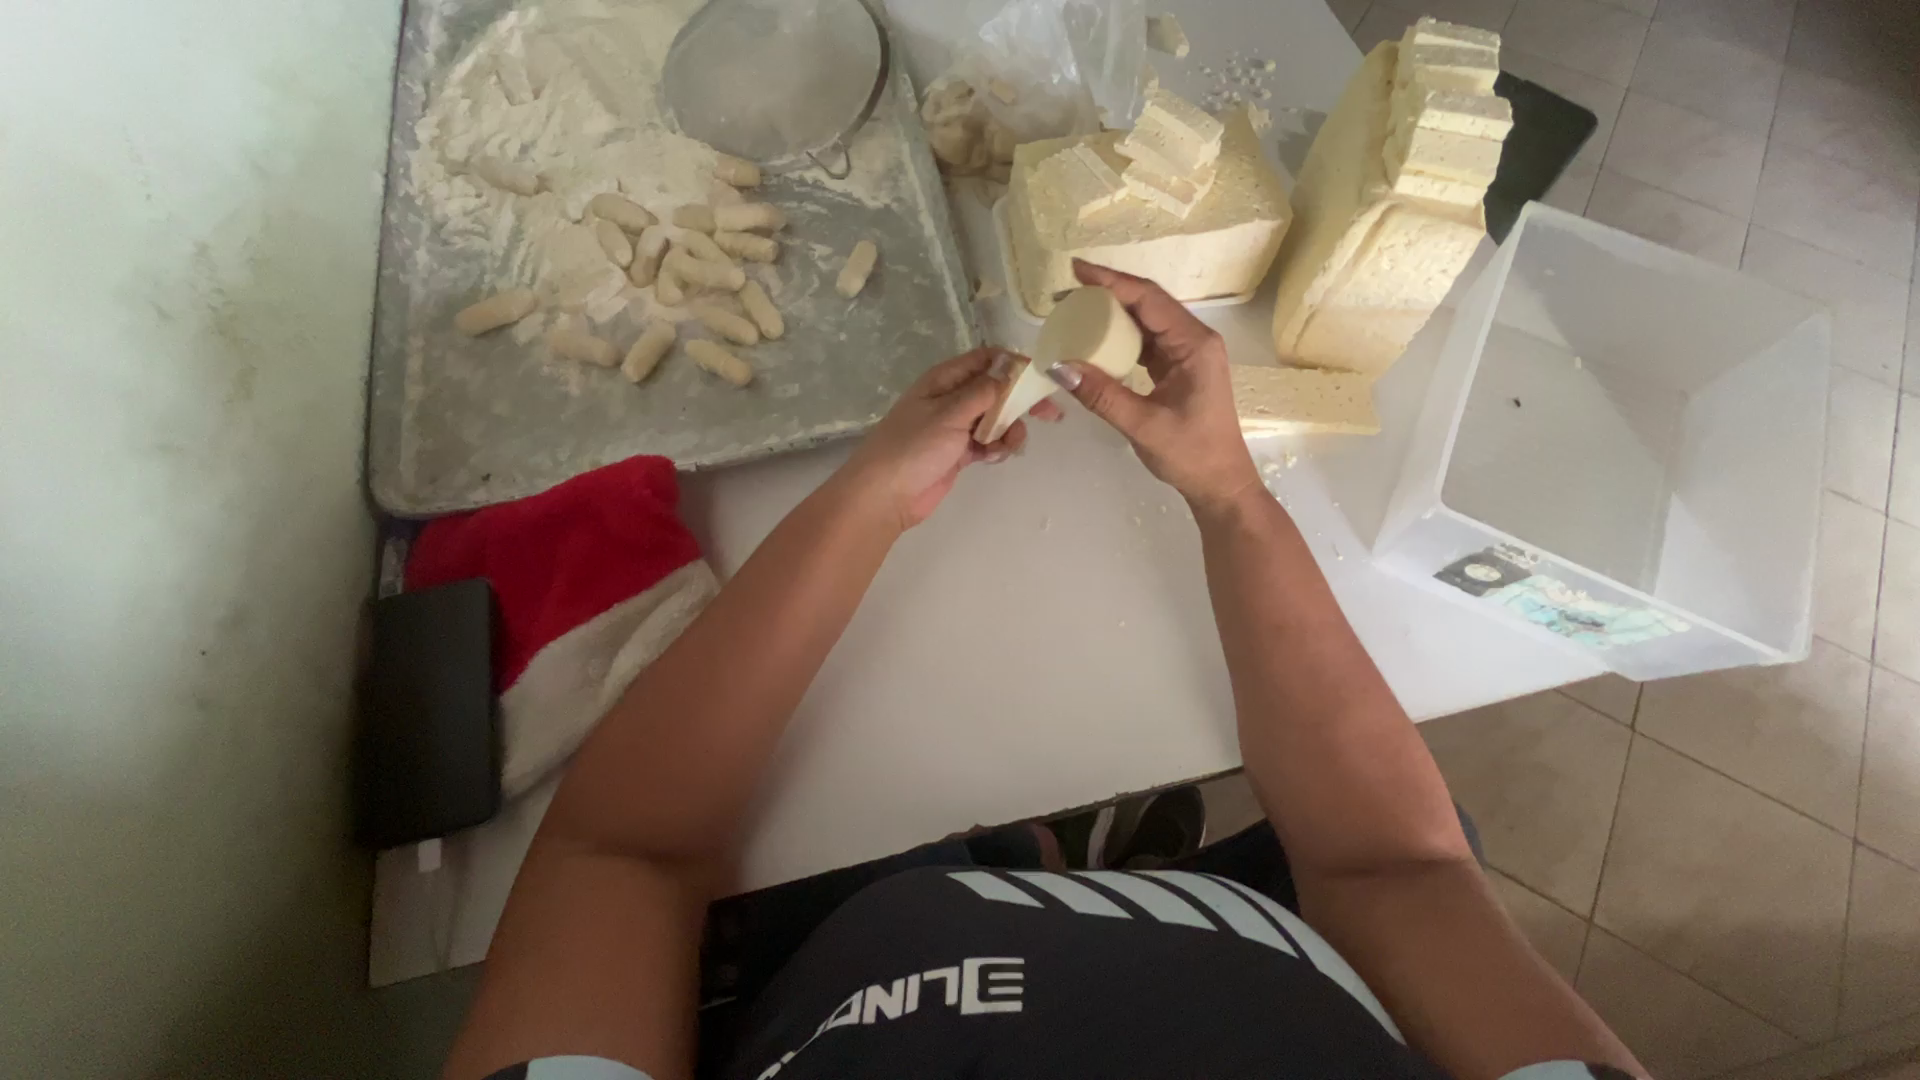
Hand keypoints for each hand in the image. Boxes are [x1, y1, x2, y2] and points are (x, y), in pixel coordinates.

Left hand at [840, 347, 1061, 529]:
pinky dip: (996, 447)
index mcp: (945, 379)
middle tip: (1050, 416)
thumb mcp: (949, 414)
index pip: (987, 359)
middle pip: (997, 390)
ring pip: (996, 419)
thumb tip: (1010, 368)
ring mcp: (955, 426)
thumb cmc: (912, 448)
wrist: (885, 496)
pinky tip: (994, 458)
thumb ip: (984, 391)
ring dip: (1009, 430)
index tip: (1042, 380)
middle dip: (1022, 401)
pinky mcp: (958, 452)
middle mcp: (952, 398)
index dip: (1016, 365)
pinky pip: (988, 442)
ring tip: (1008, 447)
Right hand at [1051, 260, 1260, 510]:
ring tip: (1075, 312)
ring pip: (1145, 322)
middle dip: (1107, 293)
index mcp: (1194, 345)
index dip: (1111, 281)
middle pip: (1147, 304)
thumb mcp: (1142, 426)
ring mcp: (1186, 354)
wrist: (1221, 484)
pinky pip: (1145, 343)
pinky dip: (1119, 338)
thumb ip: (1101, 395)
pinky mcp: (1178, 370)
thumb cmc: (1191, 455)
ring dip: (1112, 315)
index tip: (1076, 270)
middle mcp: (1193, 340)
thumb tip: (1059, 367)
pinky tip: (1095, 341)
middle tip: (1066, 292)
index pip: (1148, 300)